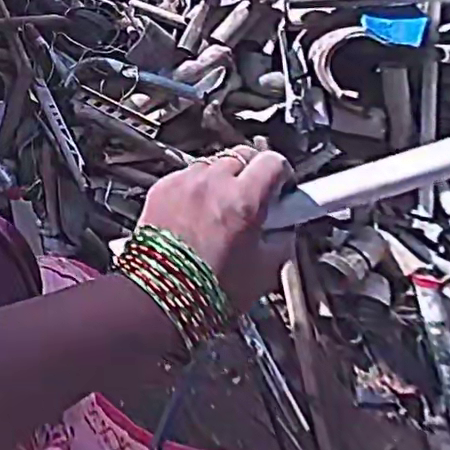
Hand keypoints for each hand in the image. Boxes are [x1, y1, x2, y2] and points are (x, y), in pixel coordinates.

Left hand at [138, 145, 293, 313]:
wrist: (162, 292)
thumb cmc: (211, 288)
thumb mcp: (265, 268)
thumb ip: (281, 237)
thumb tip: (286, 224)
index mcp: (243, 201)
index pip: (273, 163)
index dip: (284, 173)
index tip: (287, 184)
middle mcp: (211, 183)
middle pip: (241, 157)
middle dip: (253, 175)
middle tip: (255, 200)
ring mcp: (183, 181)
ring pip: (212, 164)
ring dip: (222, 180)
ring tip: (223, 212)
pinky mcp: (162, 186)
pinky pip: (186, 176)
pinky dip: (196, 188)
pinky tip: (197, 214)